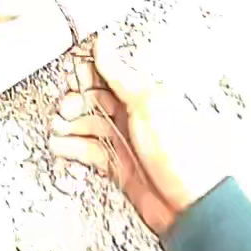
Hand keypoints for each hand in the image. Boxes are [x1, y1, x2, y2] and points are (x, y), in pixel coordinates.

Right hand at [49, 39, 223, 236]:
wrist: (193, 206)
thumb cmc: (182, 152)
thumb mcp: (148, 104)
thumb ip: (120, 75)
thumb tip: (103, 44)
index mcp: (143, 92)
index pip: (107, 72)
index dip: (86, 72)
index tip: (71, 75)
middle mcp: (133, 113)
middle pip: (93, 98)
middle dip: (74, 100)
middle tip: (65, 108)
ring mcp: (125, 138)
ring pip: (88, 124)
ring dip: (69, 124)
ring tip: (57, 127)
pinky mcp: (118, 163)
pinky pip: (90, 150)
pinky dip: (73, 147)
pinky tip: (60, 145)